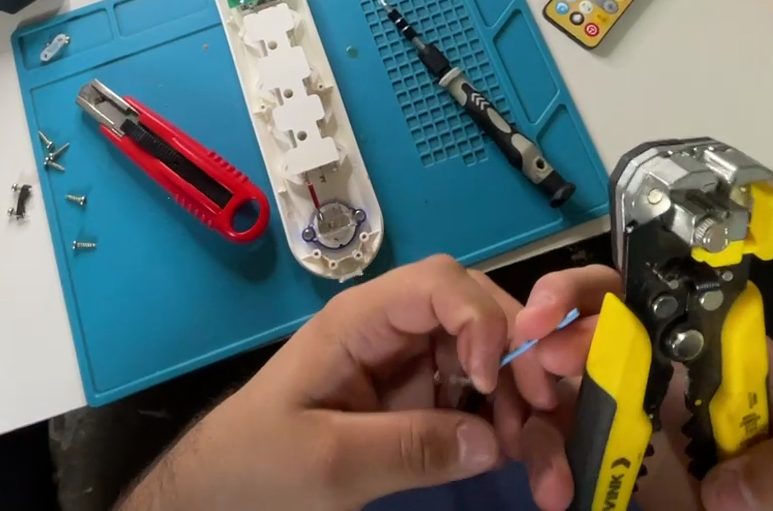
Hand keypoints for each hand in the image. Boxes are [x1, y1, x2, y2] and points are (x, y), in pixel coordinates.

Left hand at [118, 255, 559, 510]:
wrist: (227, 488)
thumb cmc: (261, 462)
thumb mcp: (326, 462)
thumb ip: (406, 449)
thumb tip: (493, 440)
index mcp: (362, 318)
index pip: (435, 284)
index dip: (477, 316)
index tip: (494, 381)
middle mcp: (394, 328)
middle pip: (473, 309)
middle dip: (517, 351)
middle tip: (545, 413)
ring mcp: (412, 362)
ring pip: (488, 353)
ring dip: (524, 396)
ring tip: (542, 460)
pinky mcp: (422, 399)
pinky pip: (480, 396)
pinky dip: (512, 423)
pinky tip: (528, 461)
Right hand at [513, 266, 772, 510]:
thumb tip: (721, 489)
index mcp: (713, 353)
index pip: (648, 298)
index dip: (597, 297)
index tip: (559, 318)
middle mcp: (665, 374)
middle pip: (592, 329)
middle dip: (552, 335)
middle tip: (533, 367)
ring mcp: (640, 422)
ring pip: (567, 388)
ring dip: (540, 410)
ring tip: (546, 468)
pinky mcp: (624, 470)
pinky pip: (571, 452)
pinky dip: (549, 464)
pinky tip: (551, 492)